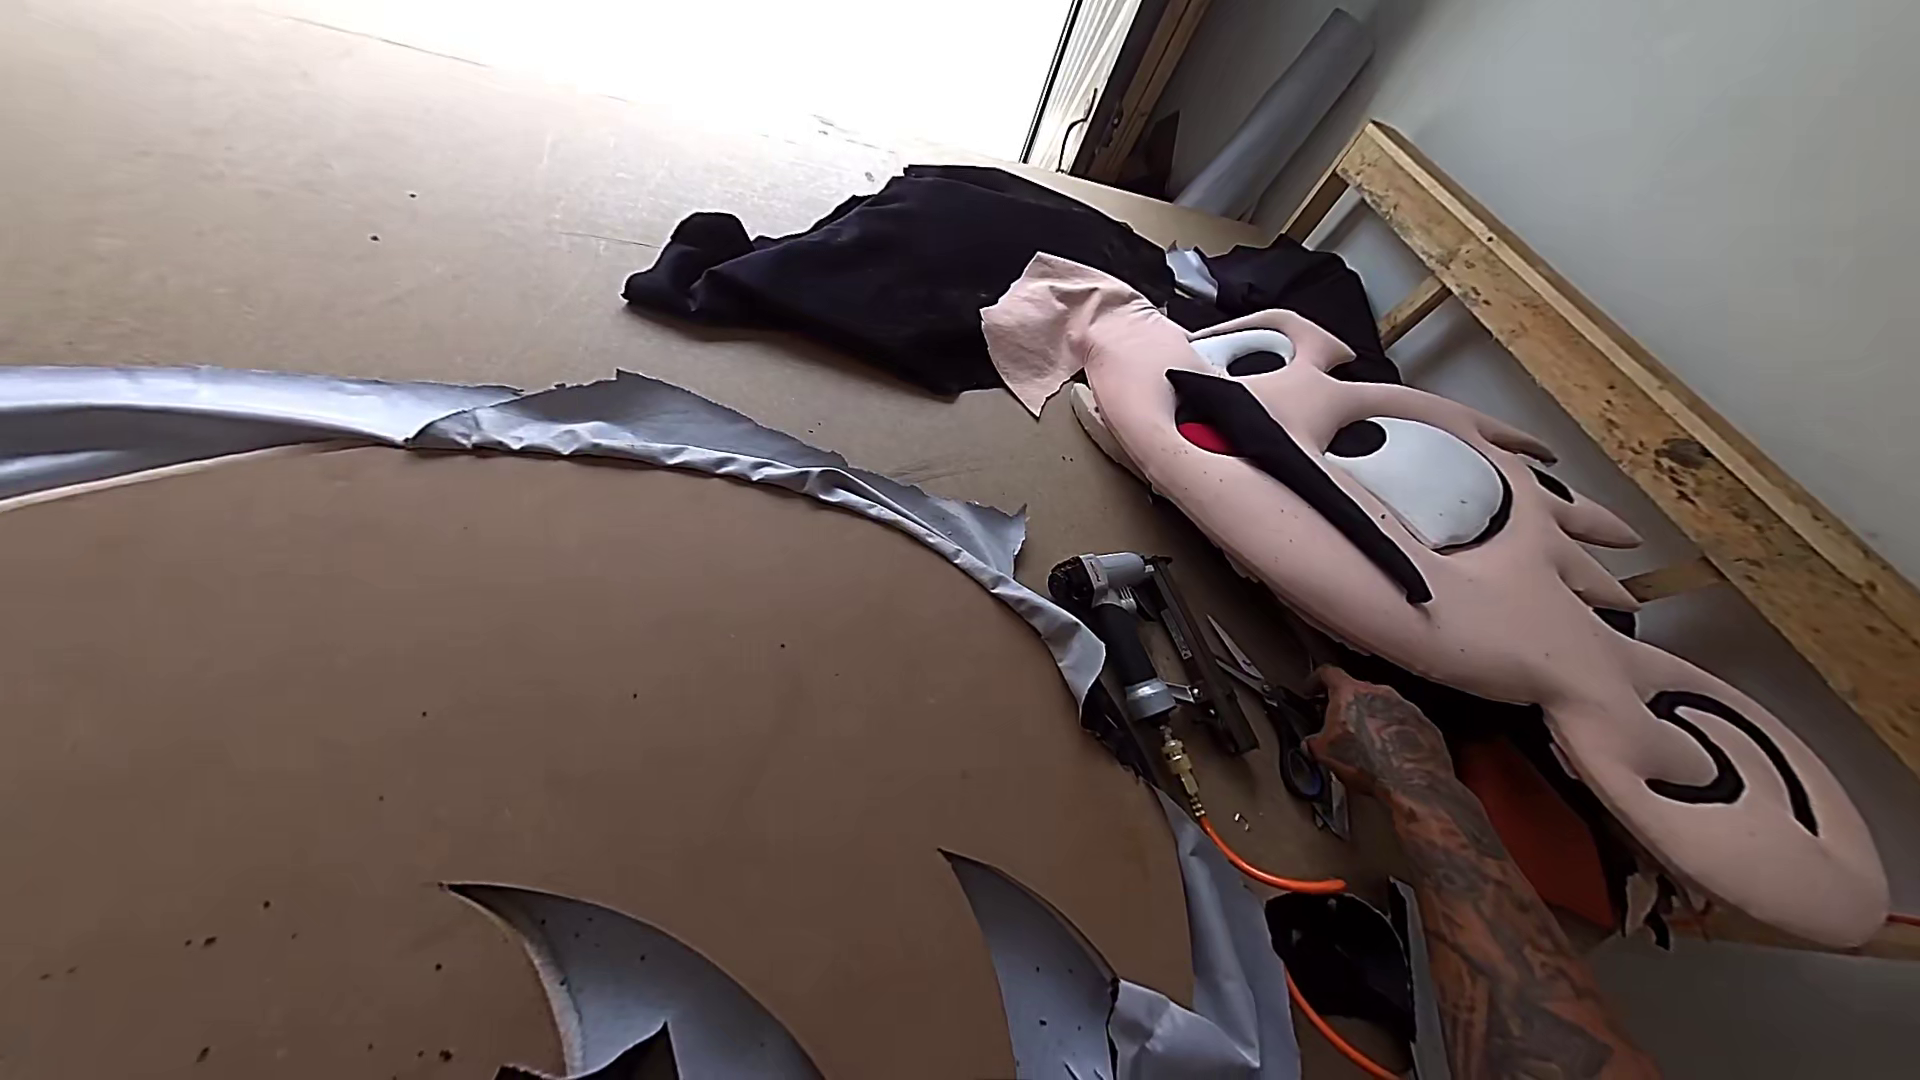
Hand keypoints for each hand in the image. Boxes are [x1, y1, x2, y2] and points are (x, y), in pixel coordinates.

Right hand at [1304, 665, 1453, 797]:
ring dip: (1373, 718)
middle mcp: (1380, 693)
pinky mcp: (1427, 726)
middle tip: (1341, 722)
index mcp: (1349, 692)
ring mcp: (1407, 708)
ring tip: (1367, 742)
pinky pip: (1405, 723)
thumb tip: (1312, 744)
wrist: (1412, 785)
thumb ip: (1314, 740)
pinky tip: (1390, 752)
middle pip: (1358, 690)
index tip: (1313, 690)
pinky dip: (1395, 732)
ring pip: (1383, 706)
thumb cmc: (1368, 764)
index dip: (1316, 680)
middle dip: (1348, 704)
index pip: (1328, 673)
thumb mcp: (1323, 752)